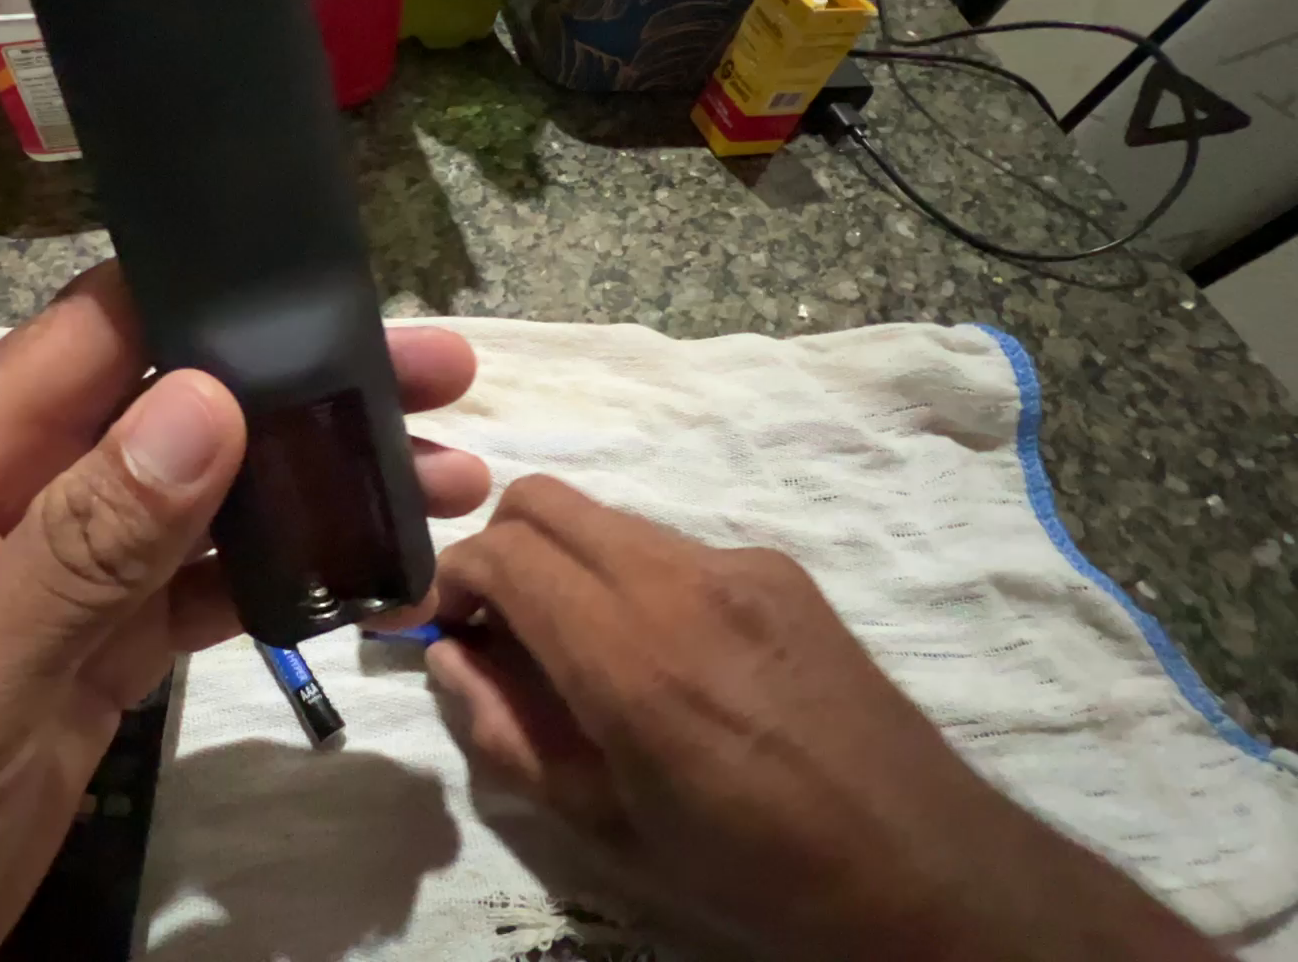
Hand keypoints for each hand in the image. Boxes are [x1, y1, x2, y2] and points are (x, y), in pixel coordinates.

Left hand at [0, 262, 490, 961]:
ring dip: (320, 485)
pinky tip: (376, 576)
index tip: (330, 297)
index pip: (94, 335)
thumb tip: (206, 404)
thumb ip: (81, 546)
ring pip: (212, 495)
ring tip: (441, 477)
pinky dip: (290, 575)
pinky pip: (210, 581)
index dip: (207, 301)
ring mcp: (72, 564)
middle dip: (307, 391)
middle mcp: (22, 490)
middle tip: (435, 377)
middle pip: (179, 407)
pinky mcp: (108, 633)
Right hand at [422, 476, 1224, 961]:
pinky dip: (617, 574)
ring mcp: (736, 562)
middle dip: (493, 546)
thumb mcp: (601, 827)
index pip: (505, 555)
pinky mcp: (773, 565)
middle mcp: (682, 584)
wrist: (933, 873)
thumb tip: (447, 655)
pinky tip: (652, 647)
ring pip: (598, 516)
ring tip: (571, 641)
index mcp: (635, 661)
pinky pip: (658, 544)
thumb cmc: (750, 871)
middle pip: (541, 500)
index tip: (439, 621)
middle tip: (494, 621)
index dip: (450, 576)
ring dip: (555, 560)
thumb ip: (502, 731)